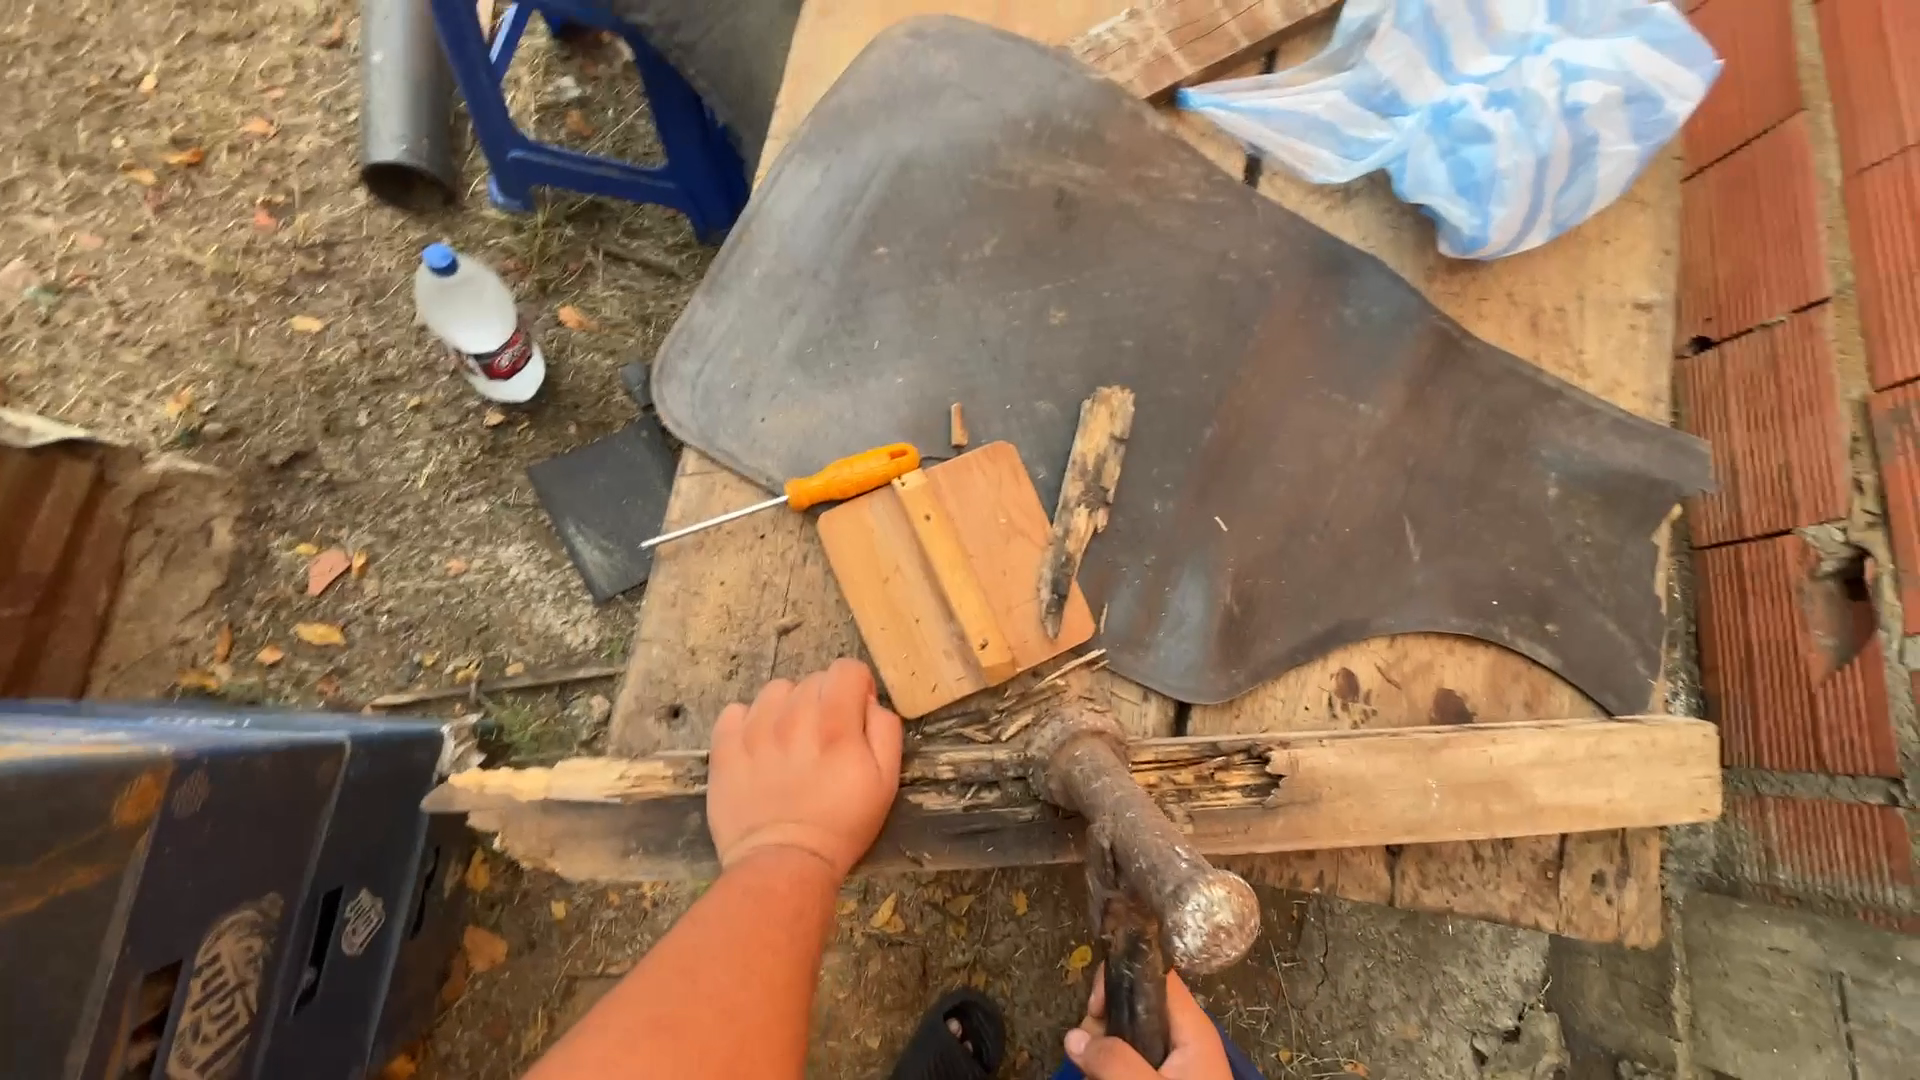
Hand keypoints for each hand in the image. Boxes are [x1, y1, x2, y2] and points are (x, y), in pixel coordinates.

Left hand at [706, 658, 904, 878]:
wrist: (783, 864)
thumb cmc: (842, 825)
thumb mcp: (885, 782)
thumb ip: (885, 731)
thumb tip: (869, 702)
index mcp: (837, 724)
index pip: (847, 668)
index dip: (857, 686)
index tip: (856, 713)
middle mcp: (795, 718)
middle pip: (813, 679)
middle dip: (825, 700)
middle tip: (825, 738)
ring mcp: (755, 731)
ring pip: (776, 690)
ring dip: (788, 707)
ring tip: (790, 740)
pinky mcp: (725, 748)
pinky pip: (736, 711)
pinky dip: (748, 721)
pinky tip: (759, 746)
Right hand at [1063, 967, 1232, 1079]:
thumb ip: (1113, 1062)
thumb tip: (1074, 1037)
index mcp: (1191, 1028)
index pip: (1155, 974)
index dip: (1121, 979)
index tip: (1095, 1009)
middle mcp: (1182, 1037)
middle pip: (1132, 1004)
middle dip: (1102, 1025)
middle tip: (1091, 1055)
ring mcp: (1172, 1064)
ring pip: (1124, 1036)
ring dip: (1102, 1054)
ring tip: (1096, 1078)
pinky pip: (1128, 1063)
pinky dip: (1110, 1071)